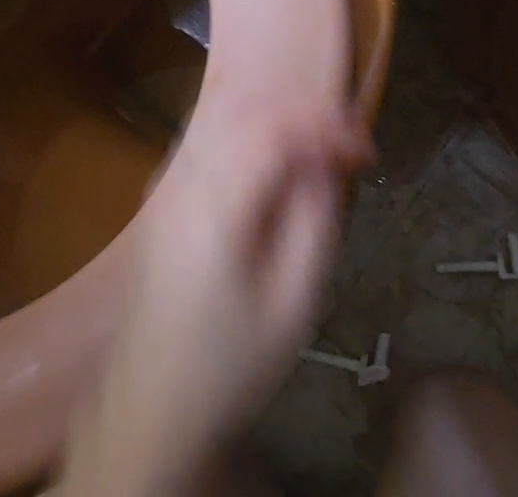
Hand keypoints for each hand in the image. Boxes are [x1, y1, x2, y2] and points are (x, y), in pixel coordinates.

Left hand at [59, 103, 372, 495]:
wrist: (152, 407)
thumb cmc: (232, 364)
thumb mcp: (294, 303)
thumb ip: (314, 218)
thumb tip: (325, 163)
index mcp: (216, 206)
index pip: (276, 128)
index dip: (327, 124)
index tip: (365, 151)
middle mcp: (183, 182)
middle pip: (247, 109)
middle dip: (306, 114)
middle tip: (350, 146)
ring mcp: (166, 188)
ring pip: (225, 118)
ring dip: (279, 118)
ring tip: (323, 149)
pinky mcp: (163, 200)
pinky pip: (210, 139)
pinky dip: (251, 131)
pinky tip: (278, 156)